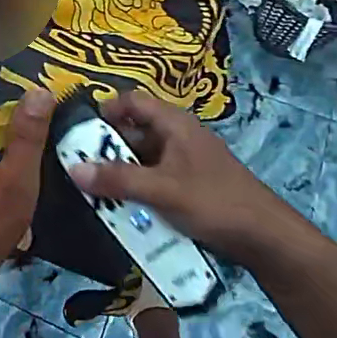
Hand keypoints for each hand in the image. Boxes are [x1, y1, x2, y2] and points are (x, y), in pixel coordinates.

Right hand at [66, 91, 309, 259]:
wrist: (262, 236)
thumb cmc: (213, 201)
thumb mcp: (161, 189)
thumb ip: (118, 180)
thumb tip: (74, 169)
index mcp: (175, 124)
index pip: (133, 101)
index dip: (107, 110)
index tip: (81, 133)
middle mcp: (178, 137)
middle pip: (134, 133)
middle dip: (108, 150)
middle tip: (80, 169)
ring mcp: (184, 163)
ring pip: (143, 160)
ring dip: (121, 174)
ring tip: (93, 193)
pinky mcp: (189, 186)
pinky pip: (154, 181)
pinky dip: (137, 190)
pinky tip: (122, 210)